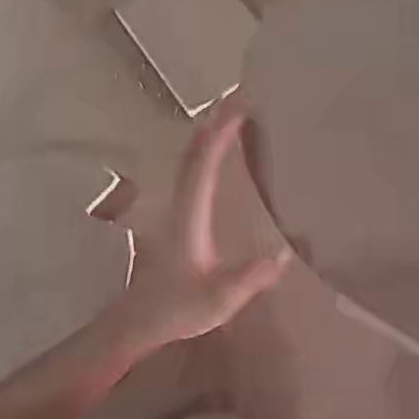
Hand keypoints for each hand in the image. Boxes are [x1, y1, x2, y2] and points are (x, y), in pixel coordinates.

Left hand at [100, 105, 291, 350]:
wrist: (136, 319)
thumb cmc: (174, 310)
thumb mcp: (218, 299)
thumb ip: (249, 279)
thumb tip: (282, 254)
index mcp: (188, 219)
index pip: (203, 169)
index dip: (219, 138)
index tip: (237, 110)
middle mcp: (176, 207)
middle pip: (192, 157)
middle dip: (214, 125)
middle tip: (236, 99)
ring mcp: (170, 212)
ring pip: (186, 165)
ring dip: (205, 138)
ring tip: (225, 116)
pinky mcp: (170, 220)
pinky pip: (187, 178)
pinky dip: (201, 157)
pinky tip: (209, 156)